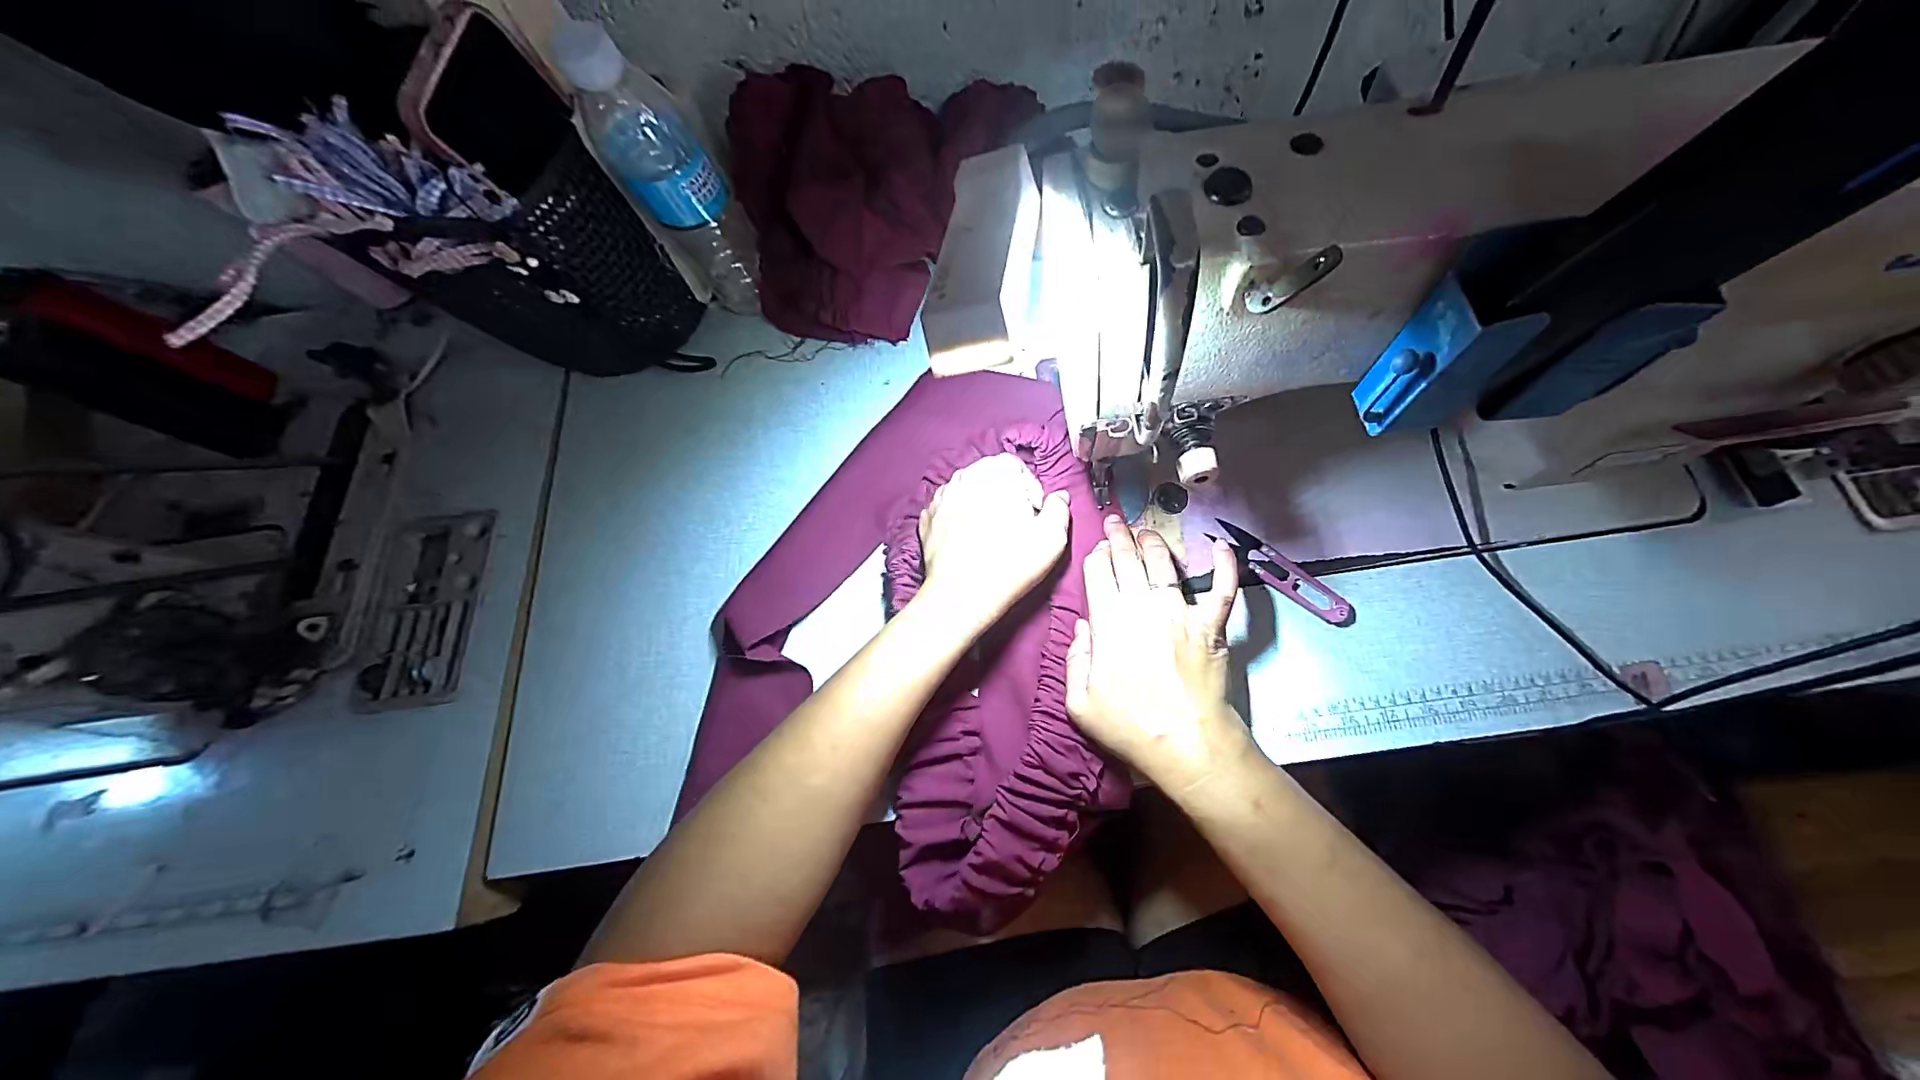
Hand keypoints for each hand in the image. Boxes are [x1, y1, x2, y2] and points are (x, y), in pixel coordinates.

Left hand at [915, 454, 1070, 632]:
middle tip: (1013, 524)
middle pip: (988, 475)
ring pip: (965, 490)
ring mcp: (941, 499)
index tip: (1033, 513)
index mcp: (996, 475)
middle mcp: (964, 479)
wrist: (962, 595)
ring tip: (990, 533)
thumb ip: (1059, 509)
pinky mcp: (927, 520)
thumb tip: (1059, 498)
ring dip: (978, 503)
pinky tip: (968, 537)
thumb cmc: (1009, 566)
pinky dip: (956, 517)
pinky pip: (946, 509)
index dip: (1029, 488)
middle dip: (1002, 493)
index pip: (1015, 466)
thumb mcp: (1052, 537)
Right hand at [1065, 517, 1256, 788]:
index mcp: (1109, 622)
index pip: (1098, 574)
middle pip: (1128, 560)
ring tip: (1146, 532)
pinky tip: (1220, 546)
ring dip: (1154, 543)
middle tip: (1115, 523)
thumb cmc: (1129, 726)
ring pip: (1165, 565)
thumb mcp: (1079, 701)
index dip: (1095, 556)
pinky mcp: (1212, 626)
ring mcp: (1180, 614)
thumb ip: (1075, 660)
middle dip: (1118, 537)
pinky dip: (1223, 565)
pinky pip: (1222, 589)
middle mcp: (1144, 608)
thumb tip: (1083, 628)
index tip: (1095, 549)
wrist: (1186, 743)